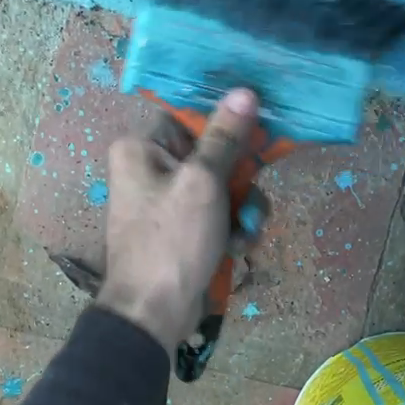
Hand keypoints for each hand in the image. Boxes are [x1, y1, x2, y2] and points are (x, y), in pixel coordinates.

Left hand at [97, 88, 259, 350]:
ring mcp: (168, 202)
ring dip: (242, 209)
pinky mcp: (184, 229)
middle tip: (250, 201)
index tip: (262, 133)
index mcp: (142, 148)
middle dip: (241, 181)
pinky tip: (237, 247)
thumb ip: (225, 138)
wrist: (155, 312)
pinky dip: (233, 229)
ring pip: (224, 187)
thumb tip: (245, 91)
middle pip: (215, 155)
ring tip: (245, 233)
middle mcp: (151, 168)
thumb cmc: (172, 240)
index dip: (230, 126)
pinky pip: (219, 214)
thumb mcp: (202, 183)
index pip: (194, 118)